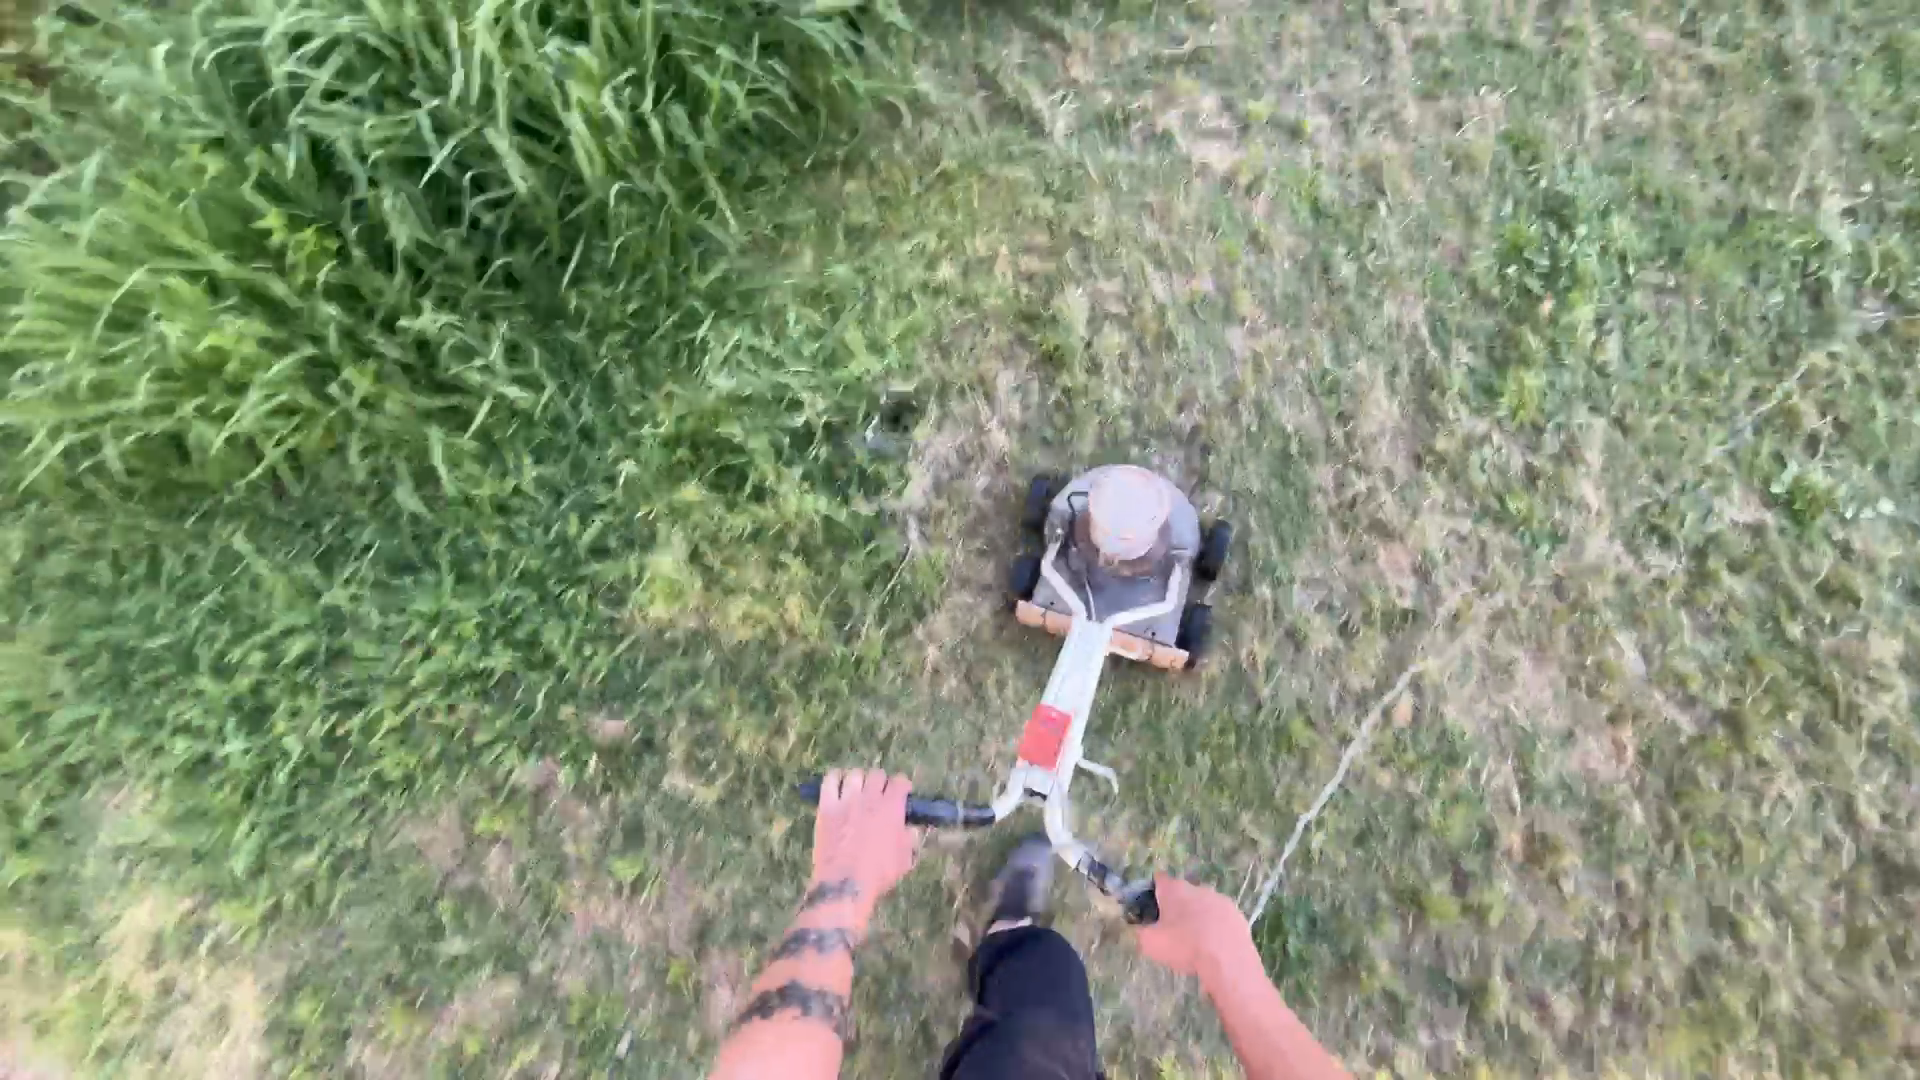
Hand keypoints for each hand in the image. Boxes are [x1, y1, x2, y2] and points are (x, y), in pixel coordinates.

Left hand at [807, 769, 920, 920]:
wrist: (845, 884)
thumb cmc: (878, 874)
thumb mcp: (905, 859)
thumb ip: (910, 838)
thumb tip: (911, 828)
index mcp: (892, 807)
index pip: (900, 781)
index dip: (902, 786)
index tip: (901, 793)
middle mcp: (870, 797)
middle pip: (877, 774)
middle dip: (881, 782)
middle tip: (879, 794)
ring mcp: (847, 800)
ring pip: (855, 774)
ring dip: (859, 780)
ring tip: (858, 790)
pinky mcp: (827, 806)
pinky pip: (829, 780)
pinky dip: (835, 778)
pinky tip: (837, 785)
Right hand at [1134, 874, 1257, 980]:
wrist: (1227, 962)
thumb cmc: (1184, 946)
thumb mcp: (1150, 943)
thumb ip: (1141, 932)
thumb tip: (1140, 929)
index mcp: (1173, 889)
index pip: (1159, 879)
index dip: (1153, 892)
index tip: (1152, 910)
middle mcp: (1197, 887)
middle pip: (1183, 893)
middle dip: (1178, 907)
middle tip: (1174, 931)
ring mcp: (1220, 899)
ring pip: (1204, 905)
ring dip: (1199, 917)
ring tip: (1197, 943)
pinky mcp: (1238, 915)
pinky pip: (1221, 918)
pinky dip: (1217, 928)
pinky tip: (1215, 947)